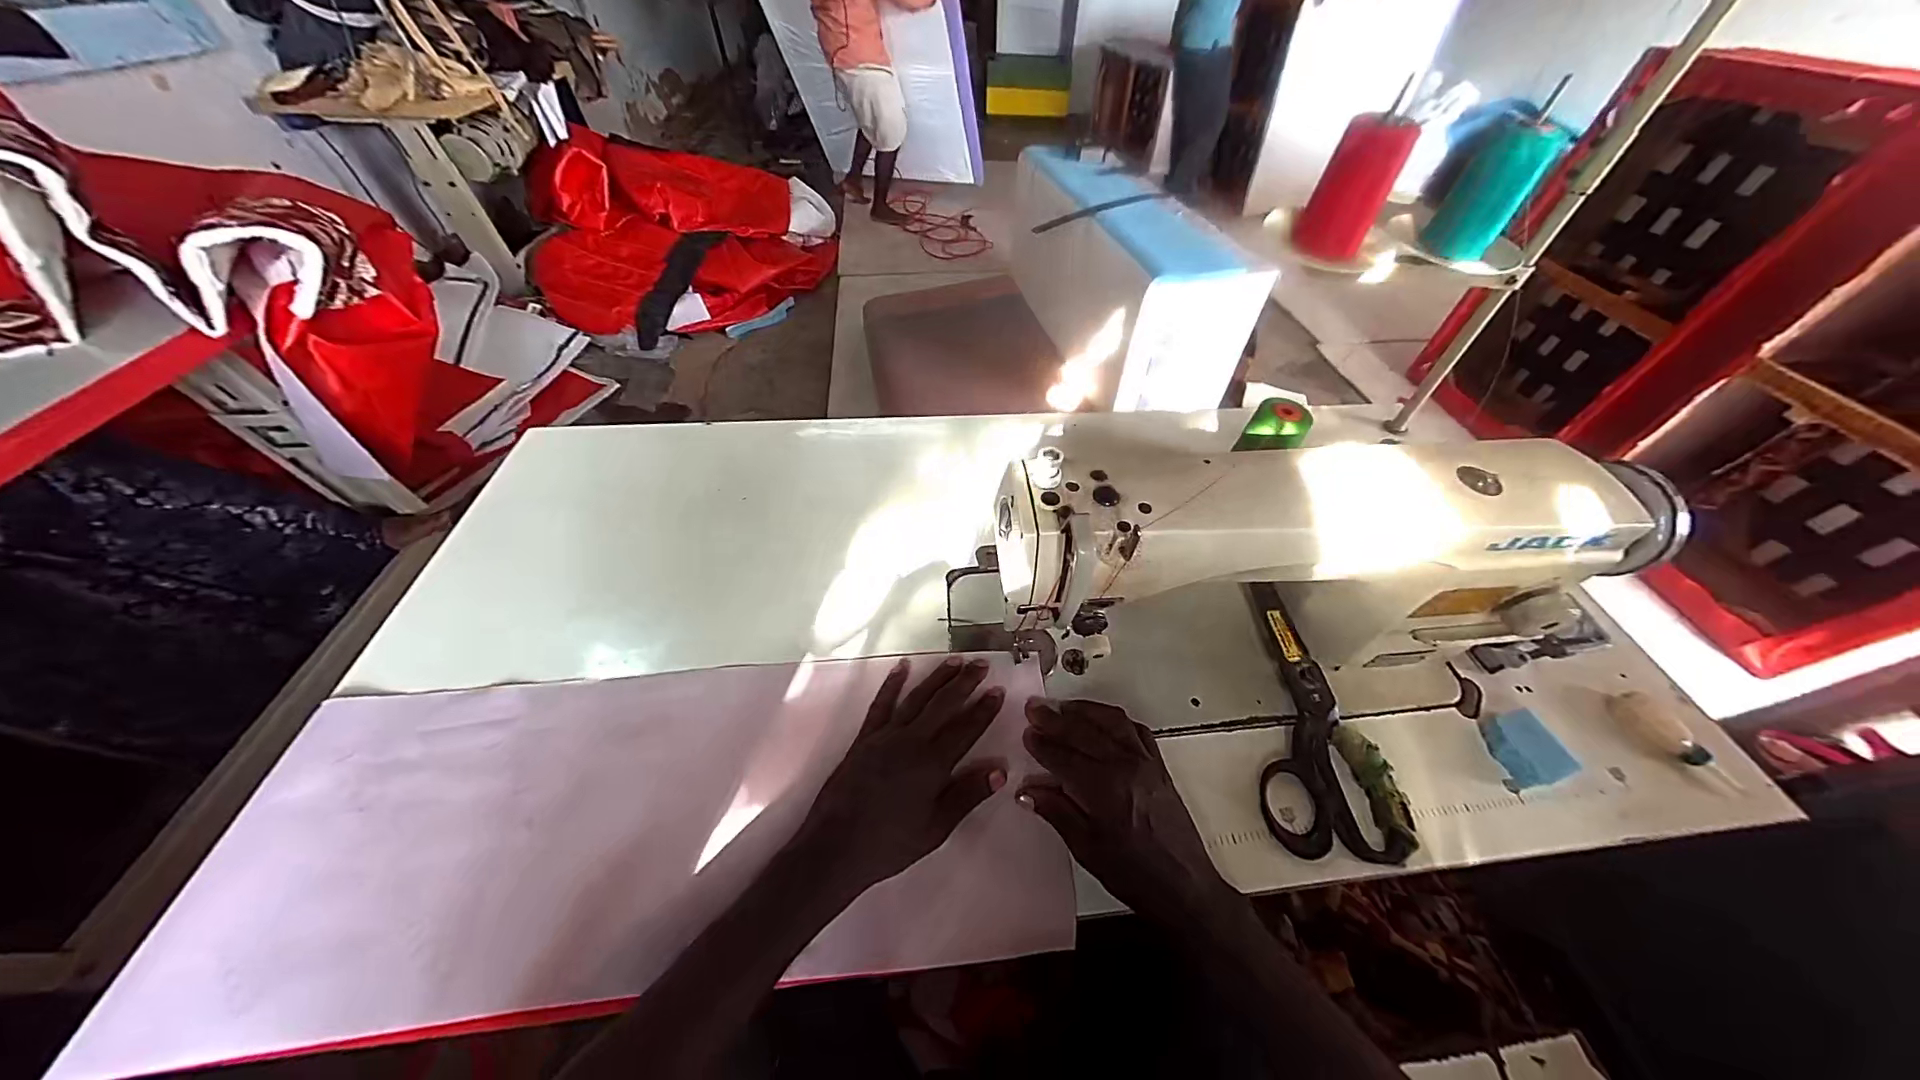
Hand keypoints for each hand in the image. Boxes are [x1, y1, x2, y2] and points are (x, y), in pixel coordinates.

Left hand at [794, 657, 1008, 894]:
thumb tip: (1000, 770)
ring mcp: (885, 736)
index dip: (984, 709)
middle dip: (965, 683)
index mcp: (932, 764)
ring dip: (937, 678)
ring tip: (955, 661)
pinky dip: (893, 683)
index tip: (998, 691)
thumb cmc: (890, 844)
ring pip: (917, 698)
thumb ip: (967, 795)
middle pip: (944, 705)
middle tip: (982, 664)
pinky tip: (902, 667)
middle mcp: (911, 742)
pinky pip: (882, 703)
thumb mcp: (936, 828)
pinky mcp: (865, 737)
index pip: (966, 729)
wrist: (835, 846)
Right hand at [1018, 699, 1232, 921]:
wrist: (1185, 887)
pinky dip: (1115, 719)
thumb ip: (1056, 812)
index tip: (1026, 734)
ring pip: (1110, 721)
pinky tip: (1102, 720)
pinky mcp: (1159, 765)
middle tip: (1034, 709)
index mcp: (1104, 788)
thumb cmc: (1136, 874)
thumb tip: (1028, 791)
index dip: (1041, 744)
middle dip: (1055, 719)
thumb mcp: (1086, 848)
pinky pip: (1135, 730)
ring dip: (1083, 710)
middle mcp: (1126, 766)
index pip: (1063, 755)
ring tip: (1062, 707)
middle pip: (1083, 731)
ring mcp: (1145, 762)